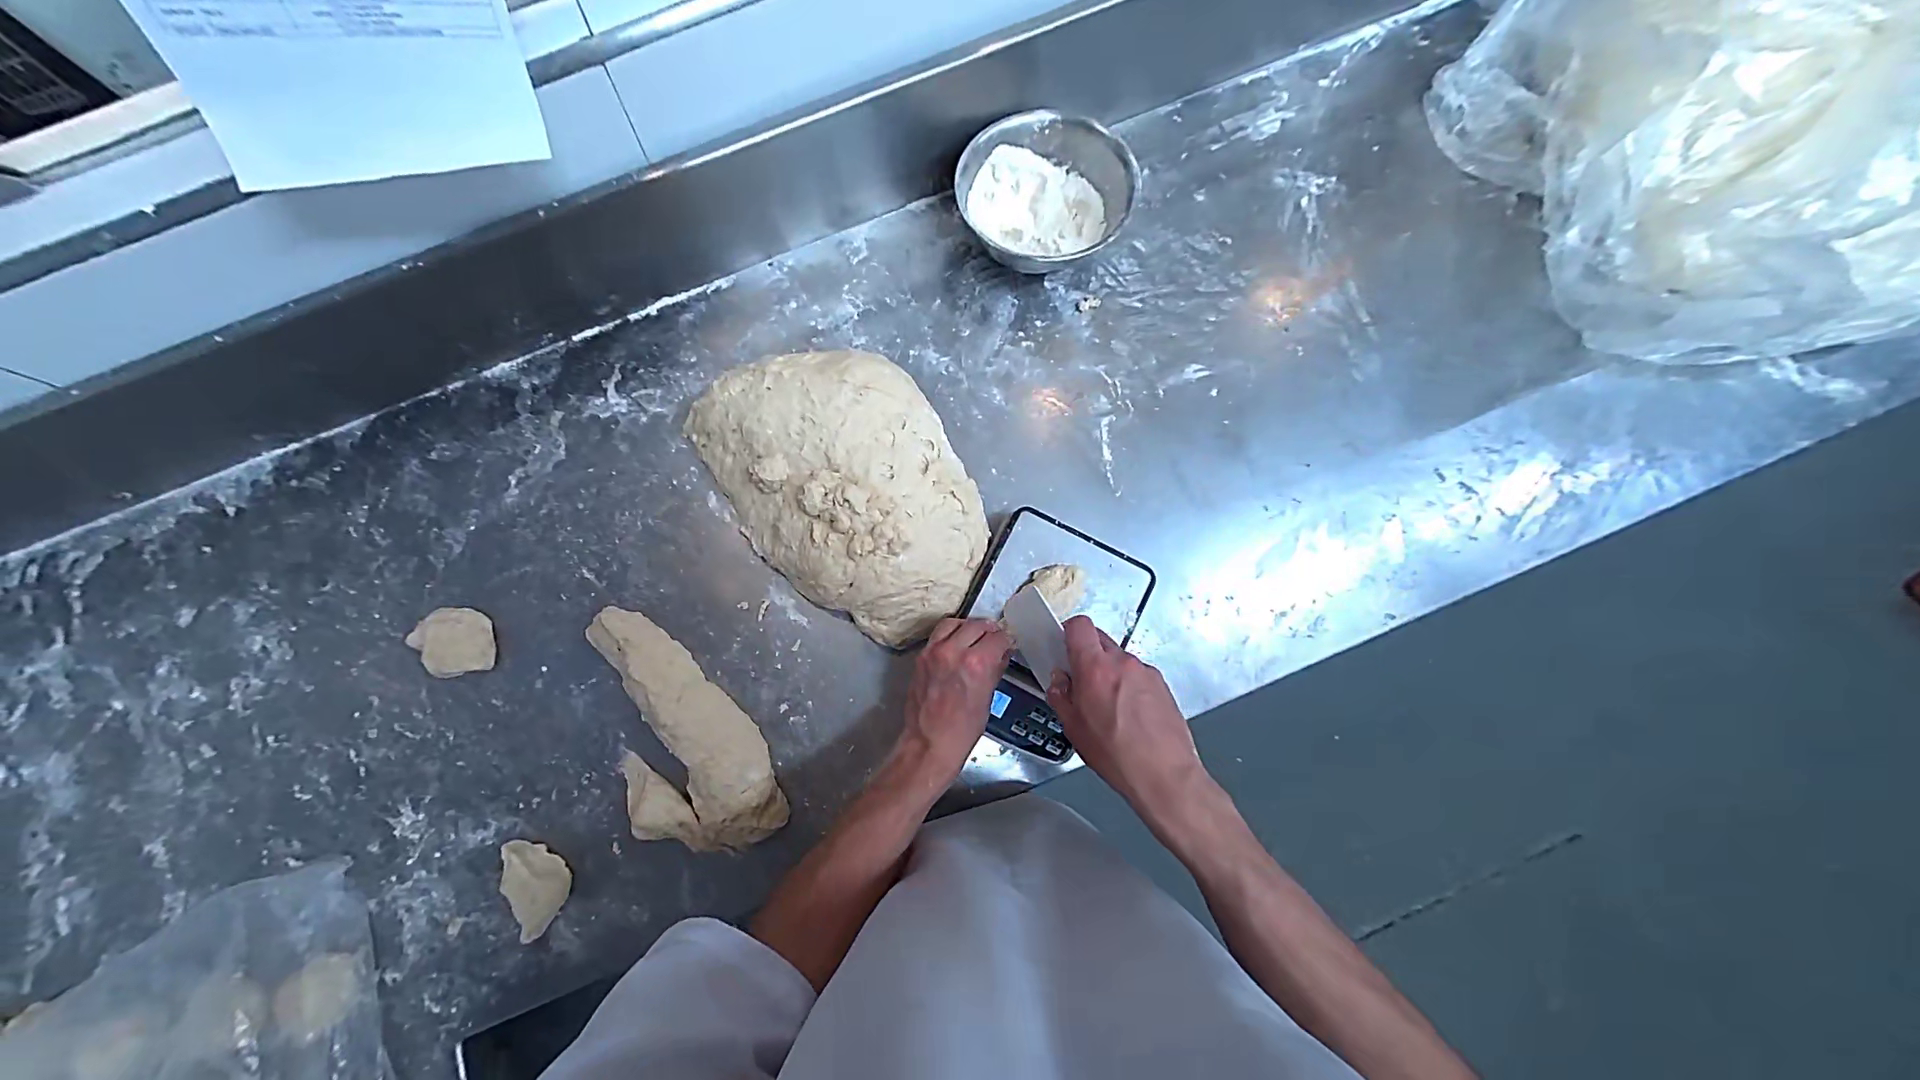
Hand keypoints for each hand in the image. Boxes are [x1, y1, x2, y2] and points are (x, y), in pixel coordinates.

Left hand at [896, 618, 1011, 786]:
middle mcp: (953, 653)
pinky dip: (950, 633)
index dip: (1007, 639)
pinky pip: (938, 634)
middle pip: (978, 625)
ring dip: (969, 627)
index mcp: (976, 664)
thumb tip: (1000, 656)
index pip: (998, 637)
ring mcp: (934, 653)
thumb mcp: (988, 698)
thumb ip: (995, 670)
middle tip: (996, 637)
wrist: (930, 742)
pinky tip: (957, 642)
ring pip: (955, 623)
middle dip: (991, 630)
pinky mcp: (922, 657)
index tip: (1008, 642)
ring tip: (976, 635)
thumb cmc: (959, 730)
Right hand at [1048, 616, 1209, 817]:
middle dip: (1088, 656)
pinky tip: (1127, 714)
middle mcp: (1122, 663)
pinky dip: (1130, 687)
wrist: (1163, 774)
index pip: (1080, 626)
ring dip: (1110, 674)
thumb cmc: (1121, 755)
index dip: (1070, 631)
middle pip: (1100, 640)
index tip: (1065, 644)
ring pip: (1120, 660)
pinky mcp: (1161, 685)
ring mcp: (1145, 672)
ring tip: (1107, 707)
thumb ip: (1061, 697)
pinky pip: (1138, 675)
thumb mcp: (1074, 728)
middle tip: (1081, 680)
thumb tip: (1059, 684)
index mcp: (1095, 668)